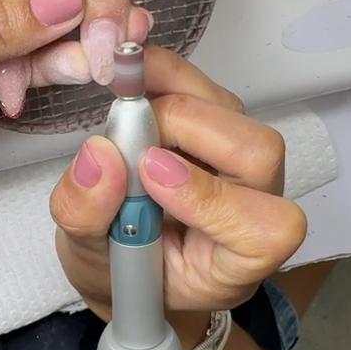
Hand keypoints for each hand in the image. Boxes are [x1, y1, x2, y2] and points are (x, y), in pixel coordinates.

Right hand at [49, 49, 306, 324]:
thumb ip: (87, 217)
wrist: (125, 260)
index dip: (211, 196)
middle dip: (185, 131)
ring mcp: (239, 161)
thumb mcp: (87, 261)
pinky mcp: (217, 124)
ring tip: (119, 105)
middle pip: (256, 153)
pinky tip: (127, 83)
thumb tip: (99, 154)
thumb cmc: (121, 273)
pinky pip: (203, 87)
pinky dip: (162, 76)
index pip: (263, 229)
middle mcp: (254, 206)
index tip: (148, 176)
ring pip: (231, 112)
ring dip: (173, 95)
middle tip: (123, 137)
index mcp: (237, 261)